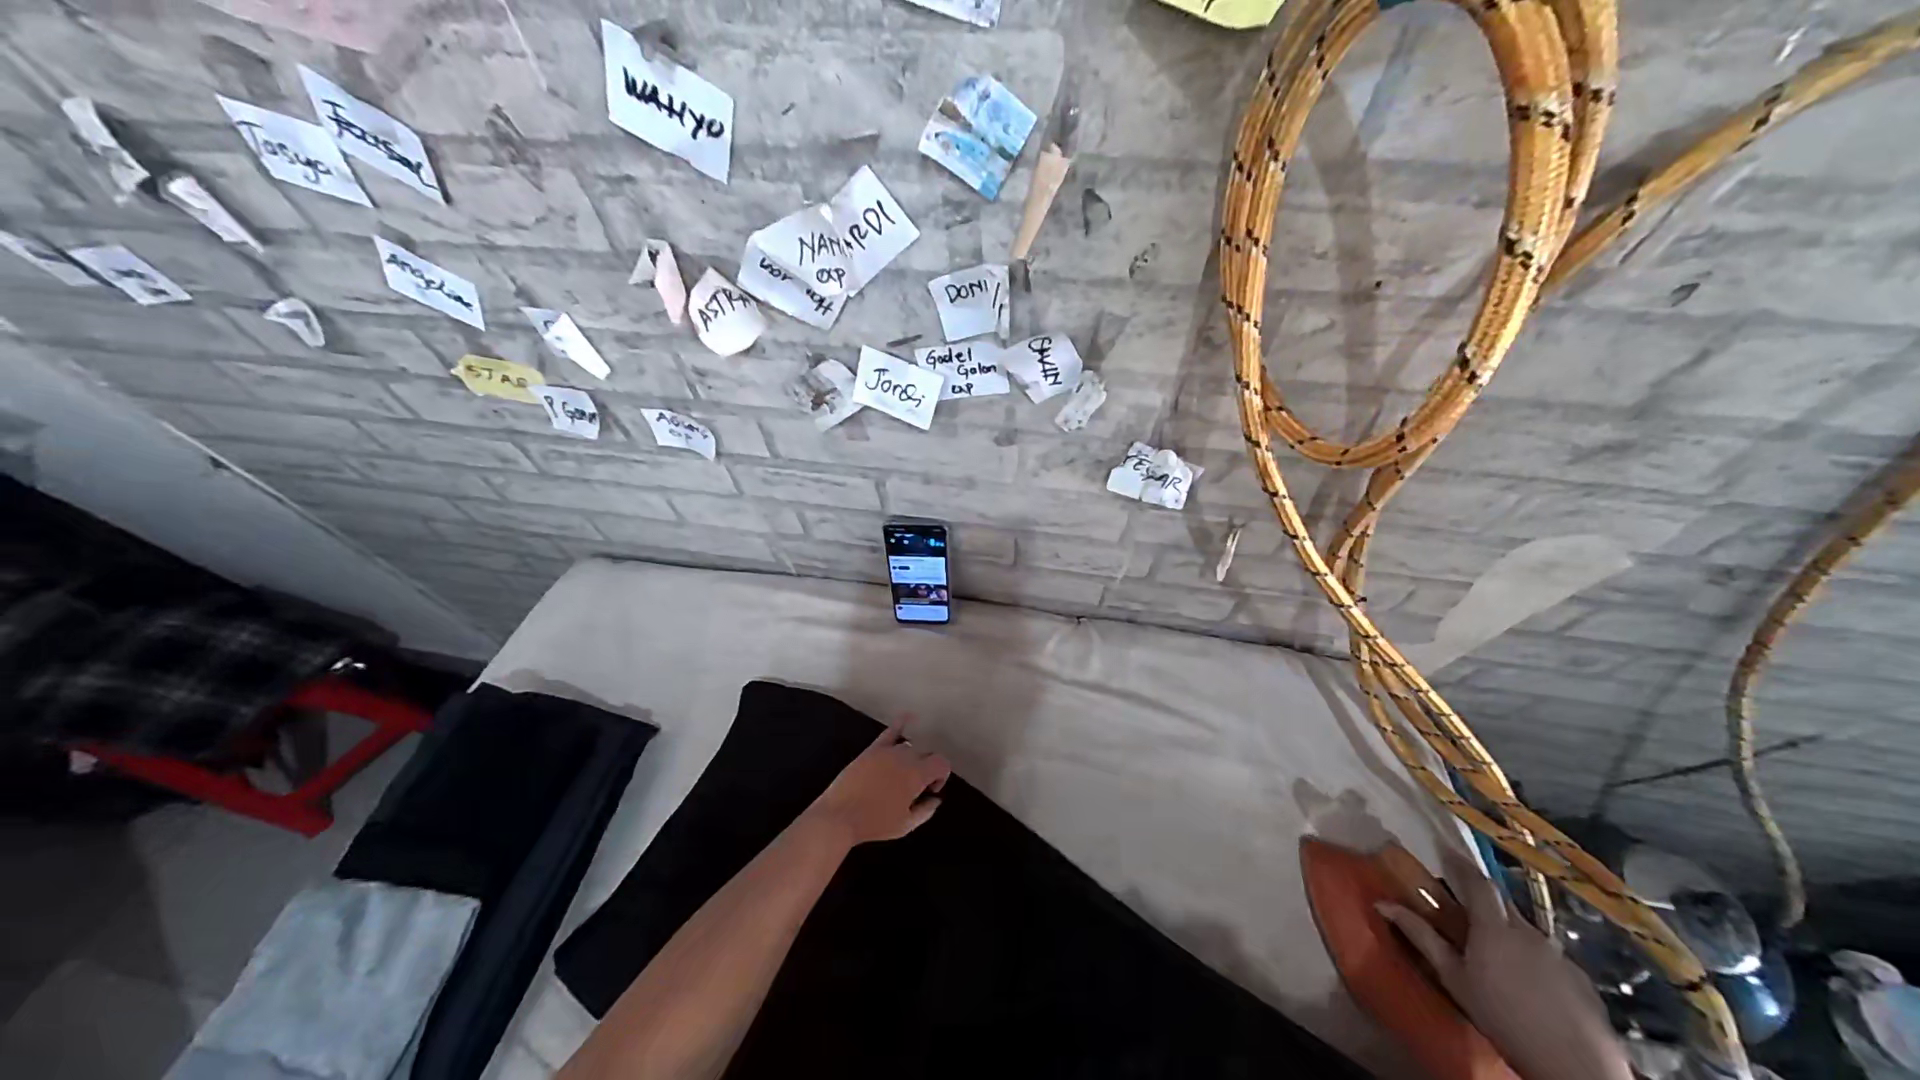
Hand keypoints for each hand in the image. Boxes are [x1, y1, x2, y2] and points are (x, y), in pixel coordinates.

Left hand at [803, 721, 950, 845]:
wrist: (839, 816)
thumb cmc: (875, 823)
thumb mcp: (906, 825)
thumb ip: (926, 811)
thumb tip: (936, 799)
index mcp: (917, 775)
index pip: (941, 763)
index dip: (941, 776)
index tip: (930, 790)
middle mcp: (905, 757)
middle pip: (926, 754)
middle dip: (927, 769)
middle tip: (915, 788)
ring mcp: (887, 751)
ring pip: (909, 747)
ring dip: (912, 758)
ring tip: (902, 774)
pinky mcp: (872, 750)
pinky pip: (890, 732)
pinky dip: (900, 722)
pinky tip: (908, 716)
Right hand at [1377, 849, 1631, 1079]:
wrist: (1576, 1065)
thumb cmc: (1502, 1017)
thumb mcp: (1453, 978)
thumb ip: (1421, 937)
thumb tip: (1383, 904)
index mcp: (1494, 927)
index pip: (1477, 882)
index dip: (1460, 864)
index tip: (1444, 849)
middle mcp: (1528, 931)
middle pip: (1503, 902)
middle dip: (1482, 897)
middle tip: (1464, 905)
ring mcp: (1559, 954)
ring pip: (1526, 930)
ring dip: (1508, 929)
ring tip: (1496, 950)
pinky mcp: (1581, 978)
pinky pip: (1549, 955)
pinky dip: (1533, 957)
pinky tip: (1529, 982)